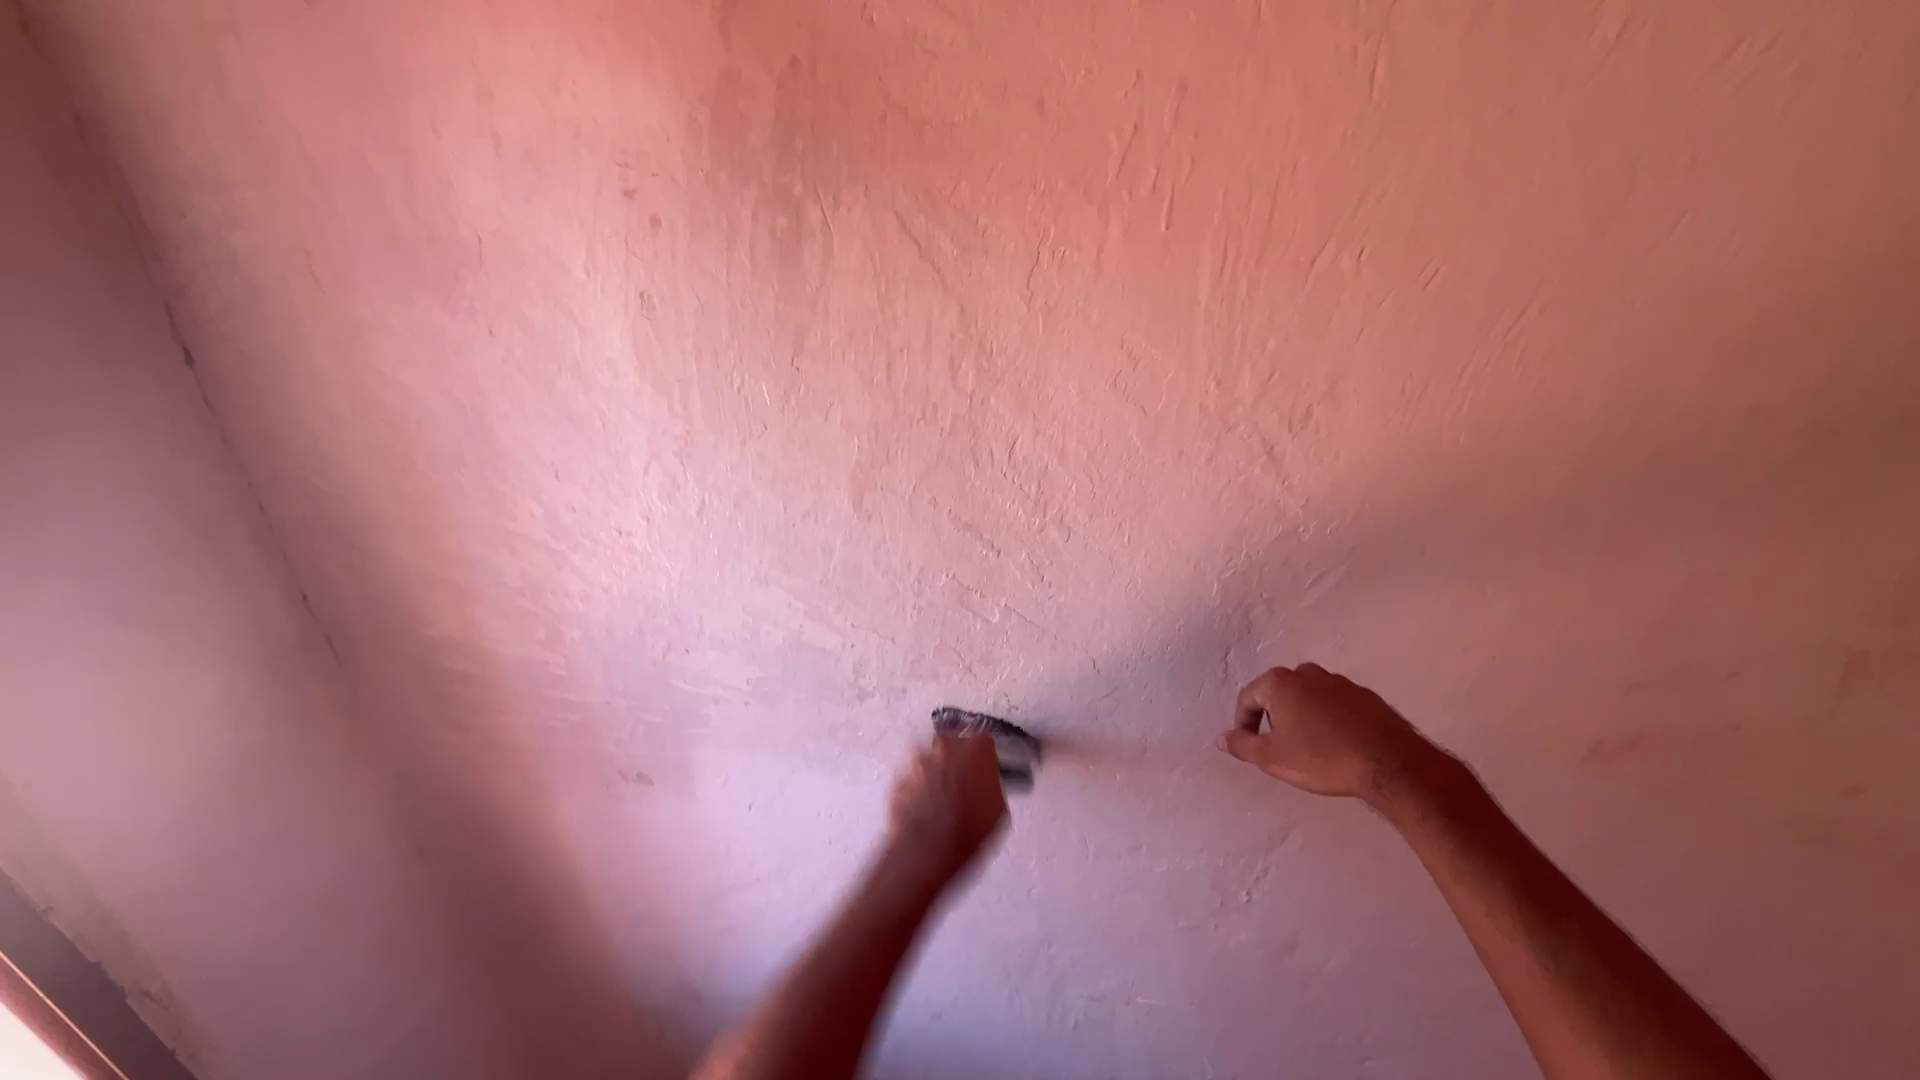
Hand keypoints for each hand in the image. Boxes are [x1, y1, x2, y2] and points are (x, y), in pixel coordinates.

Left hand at [886, 735, 1008, 878]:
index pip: (983, 741)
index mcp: (976, 748)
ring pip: (930, 761)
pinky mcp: (899, 778)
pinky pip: (912, 779)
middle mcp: (945, 746)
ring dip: (936, 774)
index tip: (984, 768)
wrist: (928, 851)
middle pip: (953, 745)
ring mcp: (918, 761)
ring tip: (943, 800)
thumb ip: (992, 784)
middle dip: (957, 762)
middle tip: (963, 784)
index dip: (983, 758)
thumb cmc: (963, 831)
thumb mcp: (997, 809)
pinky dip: (918, 788)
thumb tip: (989, 786)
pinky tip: (927, 808)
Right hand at [1219, 664, 1445, 800]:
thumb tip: (1221, 738)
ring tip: (1309, 747)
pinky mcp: (1366, 696)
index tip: (1250, 746)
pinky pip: (1335, 704)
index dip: (1243, 723)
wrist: (1389, 764)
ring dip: (1301, 716)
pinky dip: (1328, 719)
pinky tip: (1337, 744)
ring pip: (1308, 697)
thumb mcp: (1272, 758)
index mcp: (1280, 683)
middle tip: (1278, 746)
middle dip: (1273, 717)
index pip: (1247, 698)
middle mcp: (1308, 673)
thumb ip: (1242, 745)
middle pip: (1278, 693)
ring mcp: (1340, 682)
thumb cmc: (1321, 758)